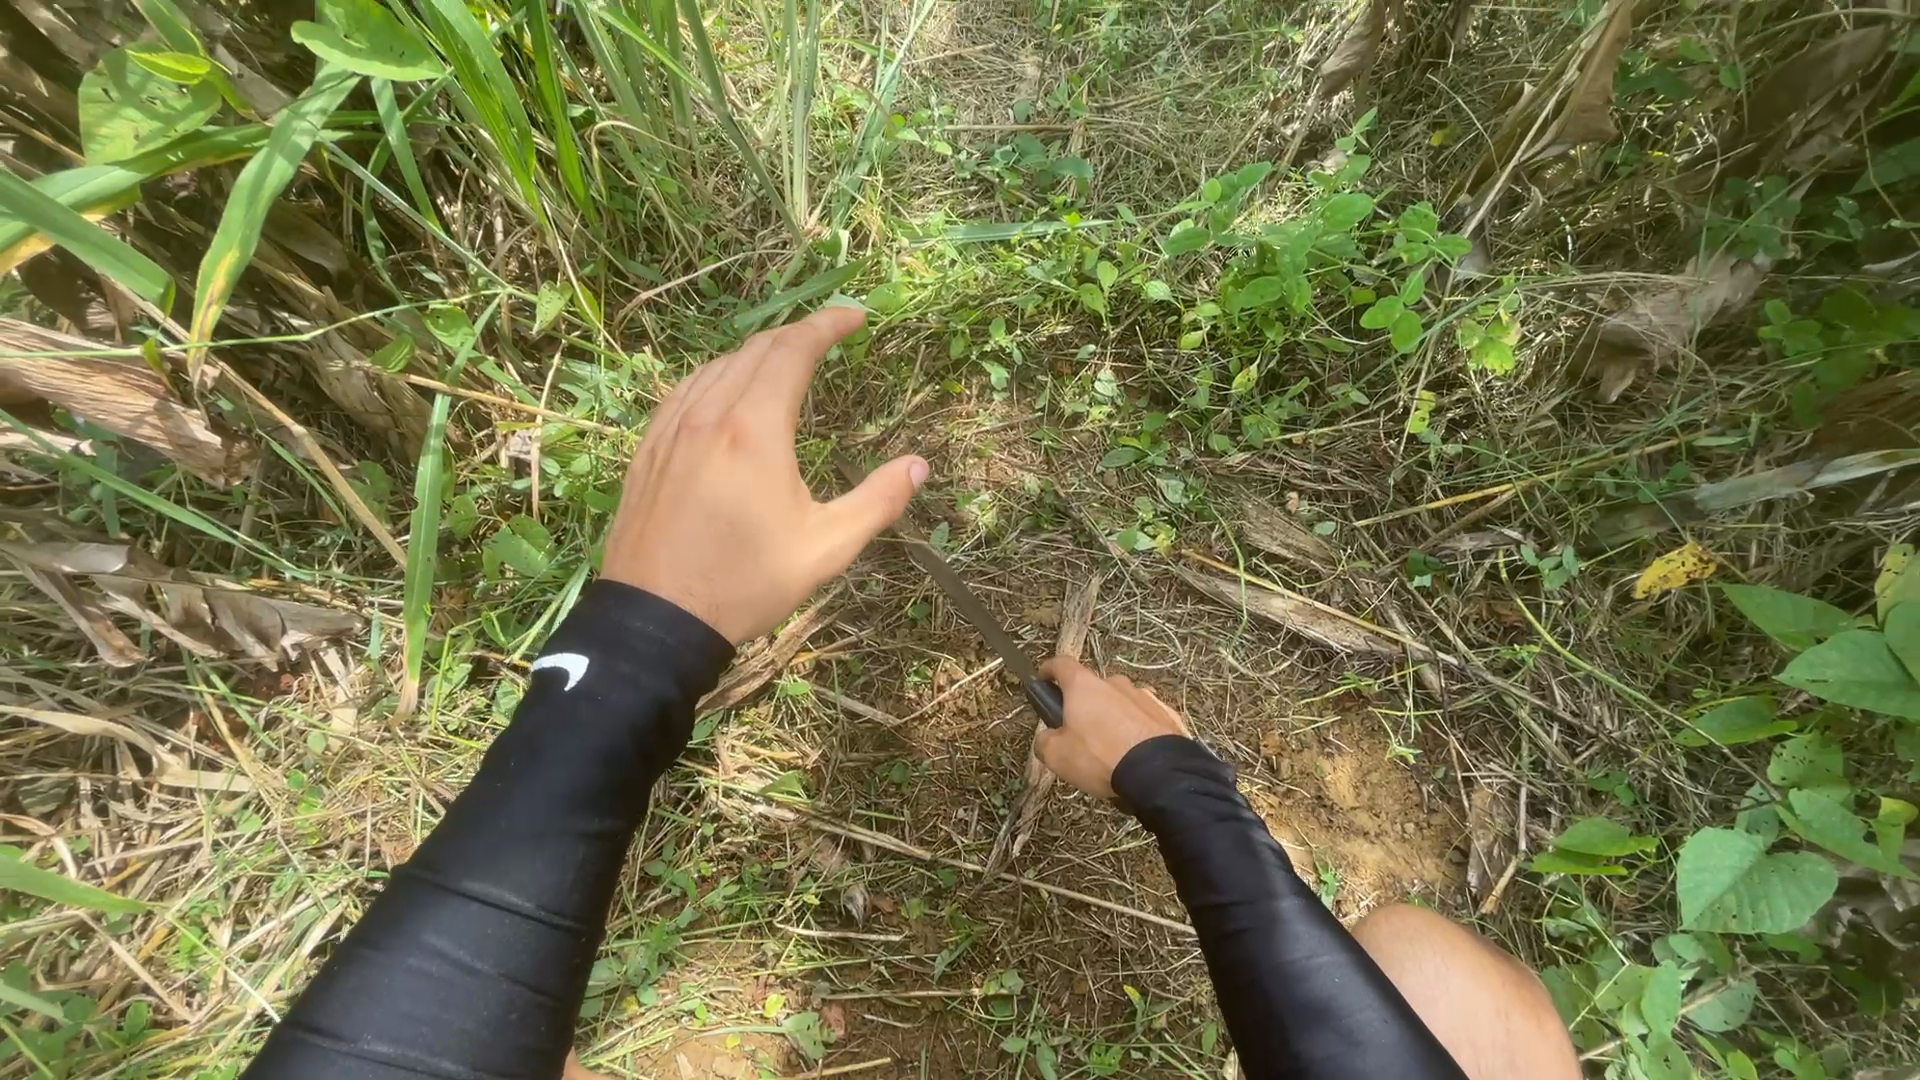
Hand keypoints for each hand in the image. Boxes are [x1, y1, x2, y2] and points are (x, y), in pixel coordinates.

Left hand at [601, 306, 927, 643]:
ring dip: (757, 353)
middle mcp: (709, 414)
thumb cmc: (747, 582)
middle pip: (756, 350)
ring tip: (785, 361)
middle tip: (829, 336)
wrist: (657, 619)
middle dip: (797, 334)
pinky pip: (685, 391)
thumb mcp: (826, 548)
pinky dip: (717, 376)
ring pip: (717, 366)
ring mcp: (671, 429)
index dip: (827, 325)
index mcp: (755, 429)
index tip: (856, 317)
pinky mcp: (648, 449)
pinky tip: (725, 391)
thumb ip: (877, 502)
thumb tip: (919, 466)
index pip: (793, 351)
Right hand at [1033, 655, 1189, 798]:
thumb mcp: (1057, 756)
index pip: (1061, 664)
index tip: (1043, 678)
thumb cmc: (1099, 757)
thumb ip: (1044, 741)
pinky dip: (1136, 728)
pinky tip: (1136, 752)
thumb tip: (1047, 737)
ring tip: (1112, 748)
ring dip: (1112, 716)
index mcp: (1084, 686)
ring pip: (1120, 701)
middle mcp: (1114, 683)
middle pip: (1093, 686)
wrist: (1159, 773)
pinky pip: (1143, 717)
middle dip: (1084, 704)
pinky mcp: (1166, 714)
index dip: (1049, 669)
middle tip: (1079, 732)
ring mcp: (1144, 696)